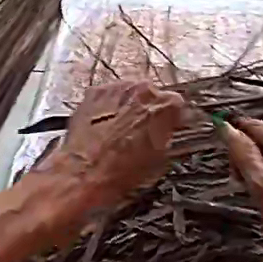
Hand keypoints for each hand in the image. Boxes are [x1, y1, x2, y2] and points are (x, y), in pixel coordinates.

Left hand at [34, 80, 193, 216]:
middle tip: (141, 131)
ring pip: (128, 94)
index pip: (177, 104)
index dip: (172, 118)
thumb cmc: (121, 171)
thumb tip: (168, 130)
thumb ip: (167, 135)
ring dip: (127, 108)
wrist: (85, 172)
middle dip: (148, 111)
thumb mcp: (160, 158)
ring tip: (120, 131)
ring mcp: (117, 89)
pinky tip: (104, 127)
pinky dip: (108, 108)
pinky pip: (108, 97)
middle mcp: (142, 90)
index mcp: (165, 106)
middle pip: (152, 95)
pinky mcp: (94, 93)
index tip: (169, 126)